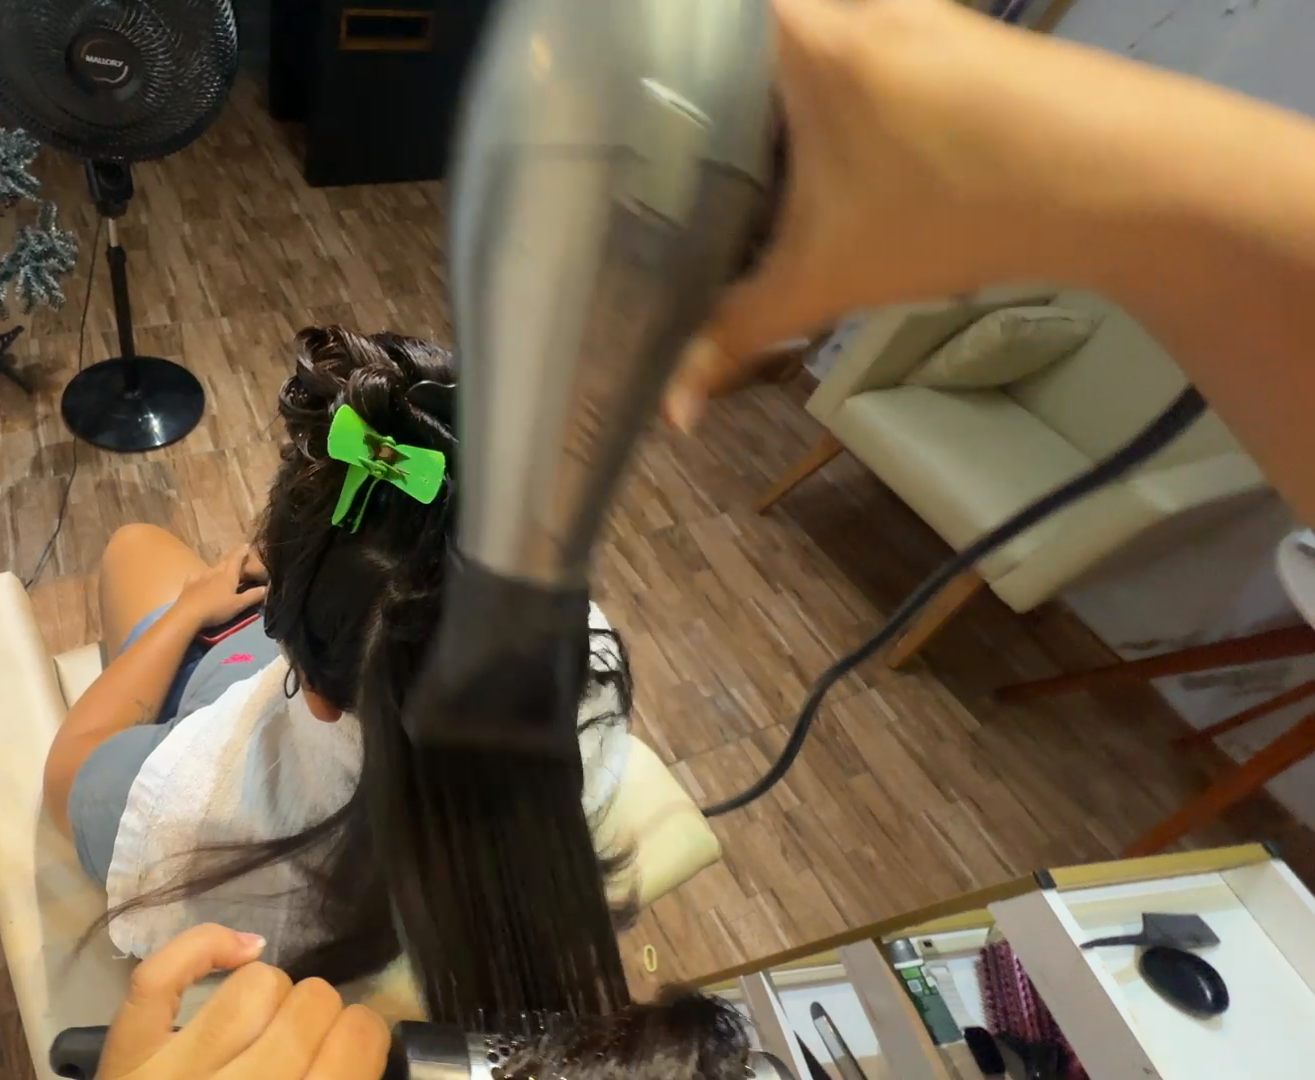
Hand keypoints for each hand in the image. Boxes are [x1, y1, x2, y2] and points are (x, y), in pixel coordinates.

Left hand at [99, 923, 389, 1079]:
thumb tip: (359, 1042)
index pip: (357, 1041)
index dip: (365, 1034)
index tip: (355, 1045)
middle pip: (312, 1003)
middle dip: (321, 1015)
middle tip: (307, 1046)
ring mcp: (173, 1071)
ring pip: (256, 983)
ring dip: (274, 994)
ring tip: (266, 1026)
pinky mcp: (128, 1052)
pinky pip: (164, 972)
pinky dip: (205, 946)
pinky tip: (242, 952)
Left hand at [172, 546, 267, 627]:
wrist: (188, 614)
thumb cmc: (217, 609)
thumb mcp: (238, 605)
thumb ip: (253, 596)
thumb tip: (266, 587)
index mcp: (228, 575)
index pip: (237, 558)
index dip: (243, 551)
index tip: (247, 545)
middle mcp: (215, 571)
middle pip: (225, 560)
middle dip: (233, 556)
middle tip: (238, 554)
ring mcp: (201, 576)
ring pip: (212, 568)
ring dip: (219, 567)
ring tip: (222, 569)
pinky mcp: (189, 584)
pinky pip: (197, 576)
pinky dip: (202, 576)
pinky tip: (200, 578)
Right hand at [665, 0, 1096, 426]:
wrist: (1134, 178)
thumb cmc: (959, 212)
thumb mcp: (821, 283)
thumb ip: (732, 339)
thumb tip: (673, 415)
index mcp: (807, 40)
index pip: (700, 24)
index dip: (652, 66)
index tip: (621, 113)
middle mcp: (855, 2)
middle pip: (745, 29)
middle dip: (702, 83)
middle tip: (663, 143)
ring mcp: (912, 4)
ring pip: (804, 31)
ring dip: (763, 81)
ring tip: (725, 144)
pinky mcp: (950, 27)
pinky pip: (853, 36)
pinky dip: (817, 79)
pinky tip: (812, 138)